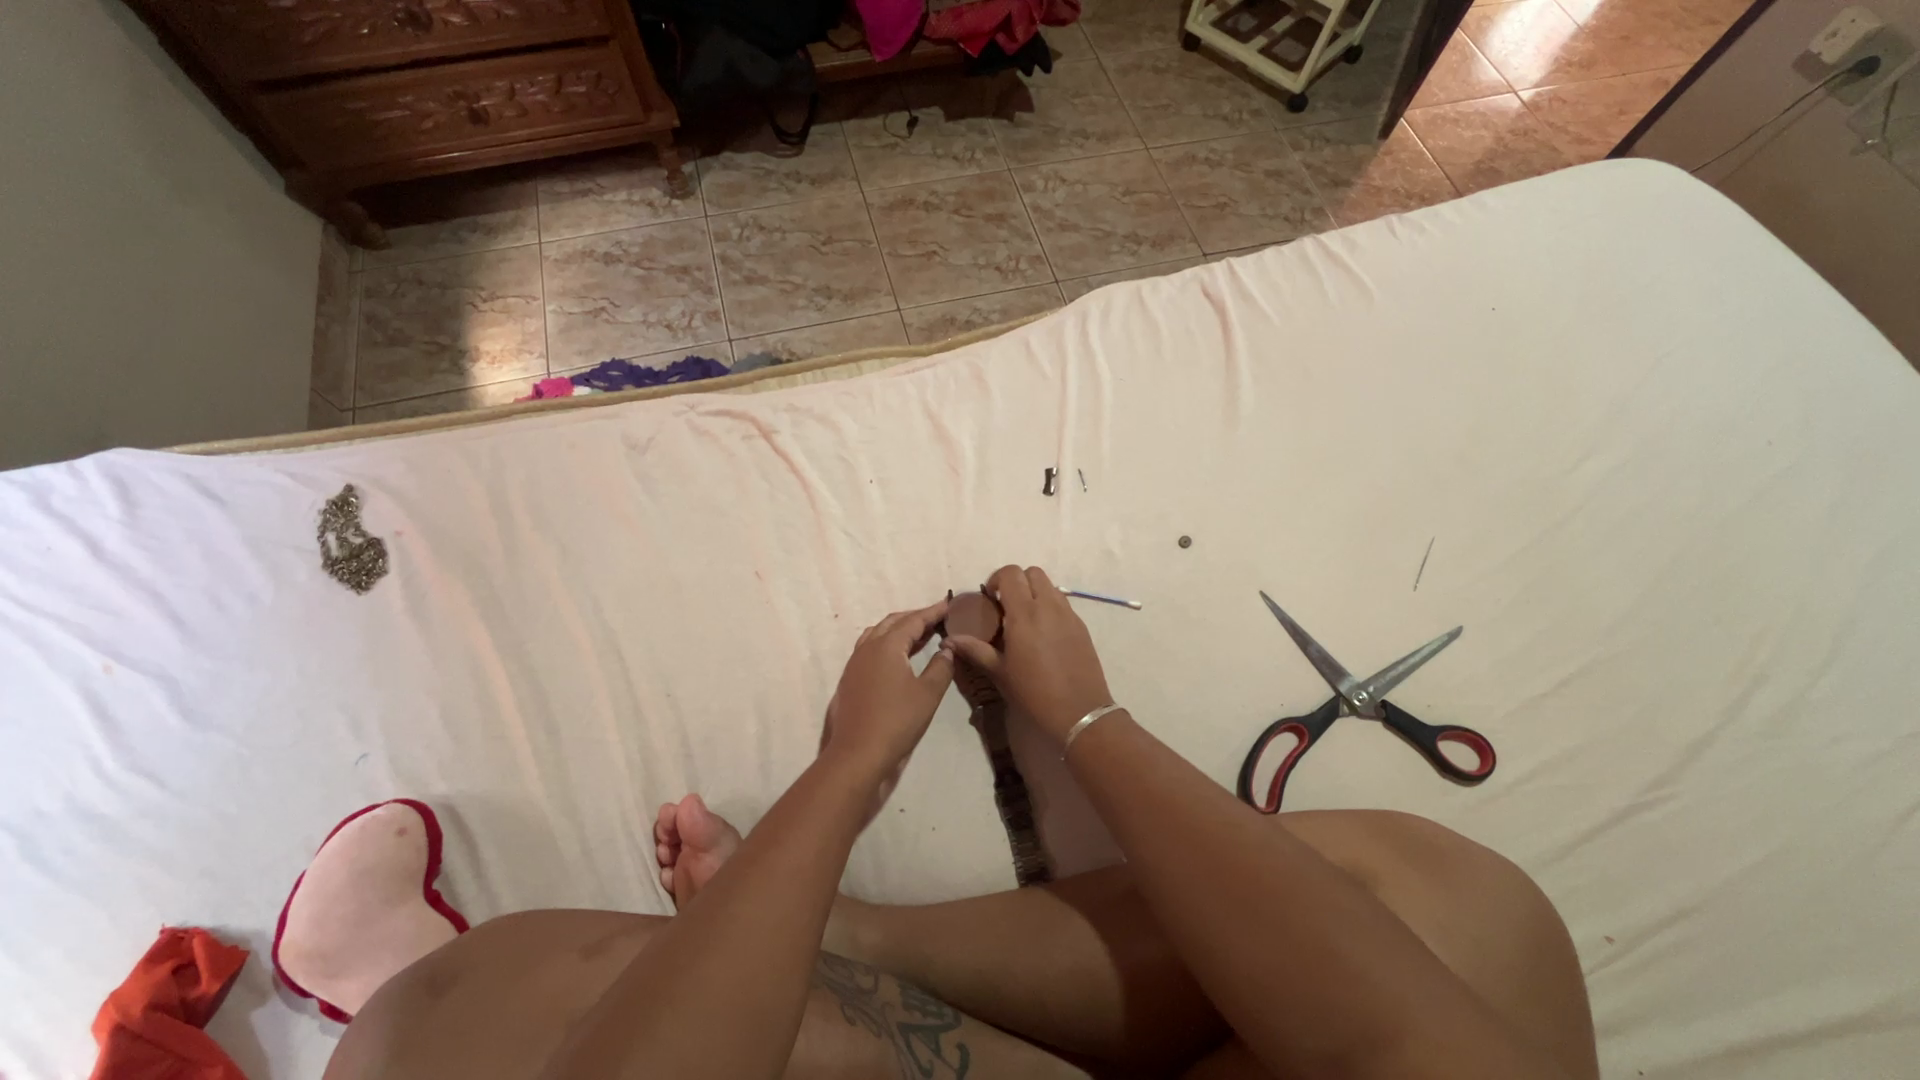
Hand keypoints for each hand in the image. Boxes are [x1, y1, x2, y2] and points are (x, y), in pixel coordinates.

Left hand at [820, 599, 955, 793]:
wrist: (858, 754)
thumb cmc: (897, 721)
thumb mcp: (928, 694)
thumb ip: (941, 667)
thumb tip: (946, 649)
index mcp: (886, 646)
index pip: (913, 620)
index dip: (932, 612)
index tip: (949, 605)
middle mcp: (867, 648)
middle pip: (892, 623)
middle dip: (915, 617)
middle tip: (937, 617)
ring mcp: (854, 664)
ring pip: (877, 634)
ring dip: (898, 630)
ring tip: (918, 634)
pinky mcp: (850, 680)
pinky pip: (869, 649)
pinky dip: (887, 644)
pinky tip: (897, 657)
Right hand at [946, 566, 1114, 742]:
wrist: (1079, 713)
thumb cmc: (1033, 693)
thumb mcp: (999, 672)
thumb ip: (974, 650)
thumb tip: (949, 640)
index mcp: (1025, 614)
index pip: (1011, 574)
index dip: (997, 580)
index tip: (990, 599)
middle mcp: (1048, 606)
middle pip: (1033, 572)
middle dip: (1017, 582)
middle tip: (1006, 606)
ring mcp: (1069, 615)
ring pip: (1050, 586)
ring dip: (1034, 593)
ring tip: (1024, 620)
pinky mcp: (1081, 627)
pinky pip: (1063, 604)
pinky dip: (1049, 607)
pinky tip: (1043, 635)